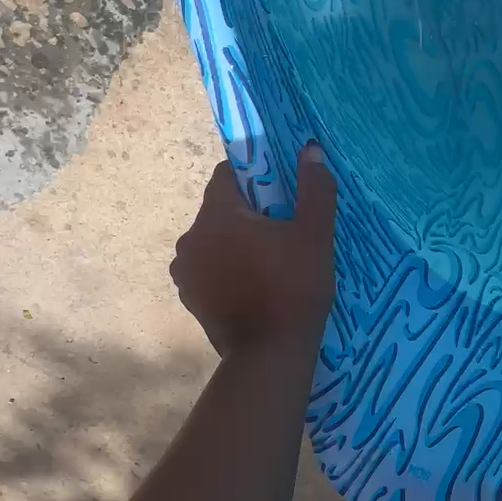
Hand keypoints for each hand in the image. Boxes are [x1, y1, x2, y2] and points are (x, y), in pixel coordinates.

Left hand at [171, 144, 337, 359]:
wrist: (270, 351)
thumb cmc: (296, 285)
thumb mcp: (315, 233)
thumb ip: (314, 187)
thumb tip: (310, 149)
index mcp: (217, 216)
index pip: (228, 174)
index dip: (258, 174)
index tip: (286, 189)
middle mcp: (191, 238)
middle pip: (223, 207)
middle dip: (254, 209)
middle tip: (290, 227)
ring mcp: (185, 270)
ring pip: (217, 237)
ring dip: (241, 238)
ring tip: (277, 257)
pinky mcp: (189, 296)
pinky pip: (211, 265)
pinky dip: (231, 264)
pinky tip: (260, 281)